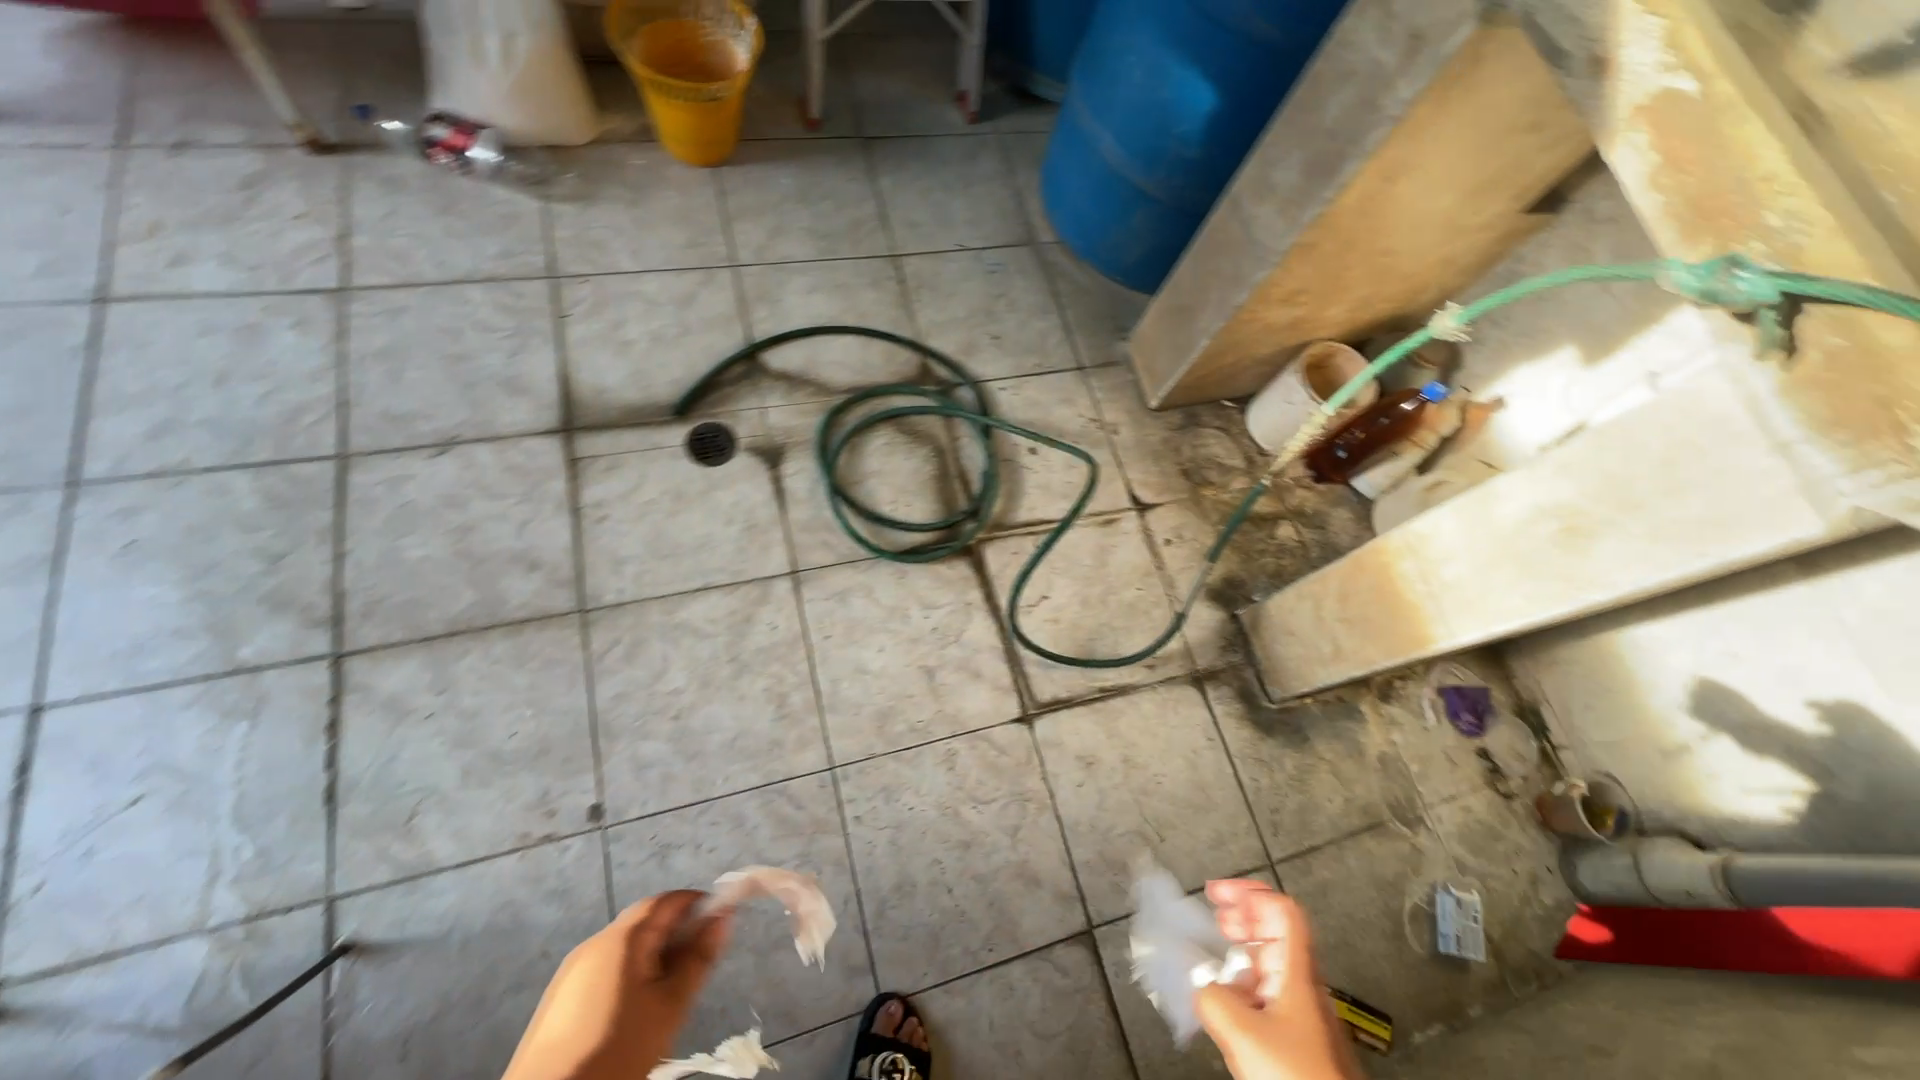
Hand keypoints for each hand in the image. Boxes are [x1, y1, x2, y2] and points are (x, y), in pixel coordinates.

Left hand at [501, 890, 731, 1079]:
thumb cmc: (618, 1049)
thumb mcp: (670, 1007)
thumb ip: (698, 959)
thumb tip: (723, 917)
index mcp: (622, 939)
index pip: (667, 900)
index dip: (697, 905)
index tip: (720, 927)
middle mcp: (594, 943)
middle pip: (644, 921)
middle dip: (677, 934)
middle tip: (697, 968)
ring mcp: (572, 969)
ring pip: (625, 947)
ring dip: (654, 956)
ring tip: (669, 996)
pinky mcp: (560, 996)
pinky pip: (605, 968)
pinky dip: (629, 975)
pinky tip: (633, 1014)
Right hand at [1198, 879, 1362, 1079]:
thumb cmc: (1292, 1073)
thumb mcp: (1241, 1032)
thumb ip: (1212, 998)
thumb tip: (1202, 985)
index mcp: (1297, 972)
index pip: (1281, 912)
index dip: (1250, 893)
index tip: (1215, 894)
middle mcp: (1303, 985)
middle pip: (1279, 931)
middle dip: (1245, 915)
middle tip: (1216, 915)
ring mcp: (1303, 1012)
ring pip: (1274, 963)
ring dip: (1244, 949)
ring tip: (1216, 953)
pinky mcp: (1298, 1037)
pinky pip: (1269, 994)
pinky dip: (1246, 984)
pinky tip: (1227, 1000)